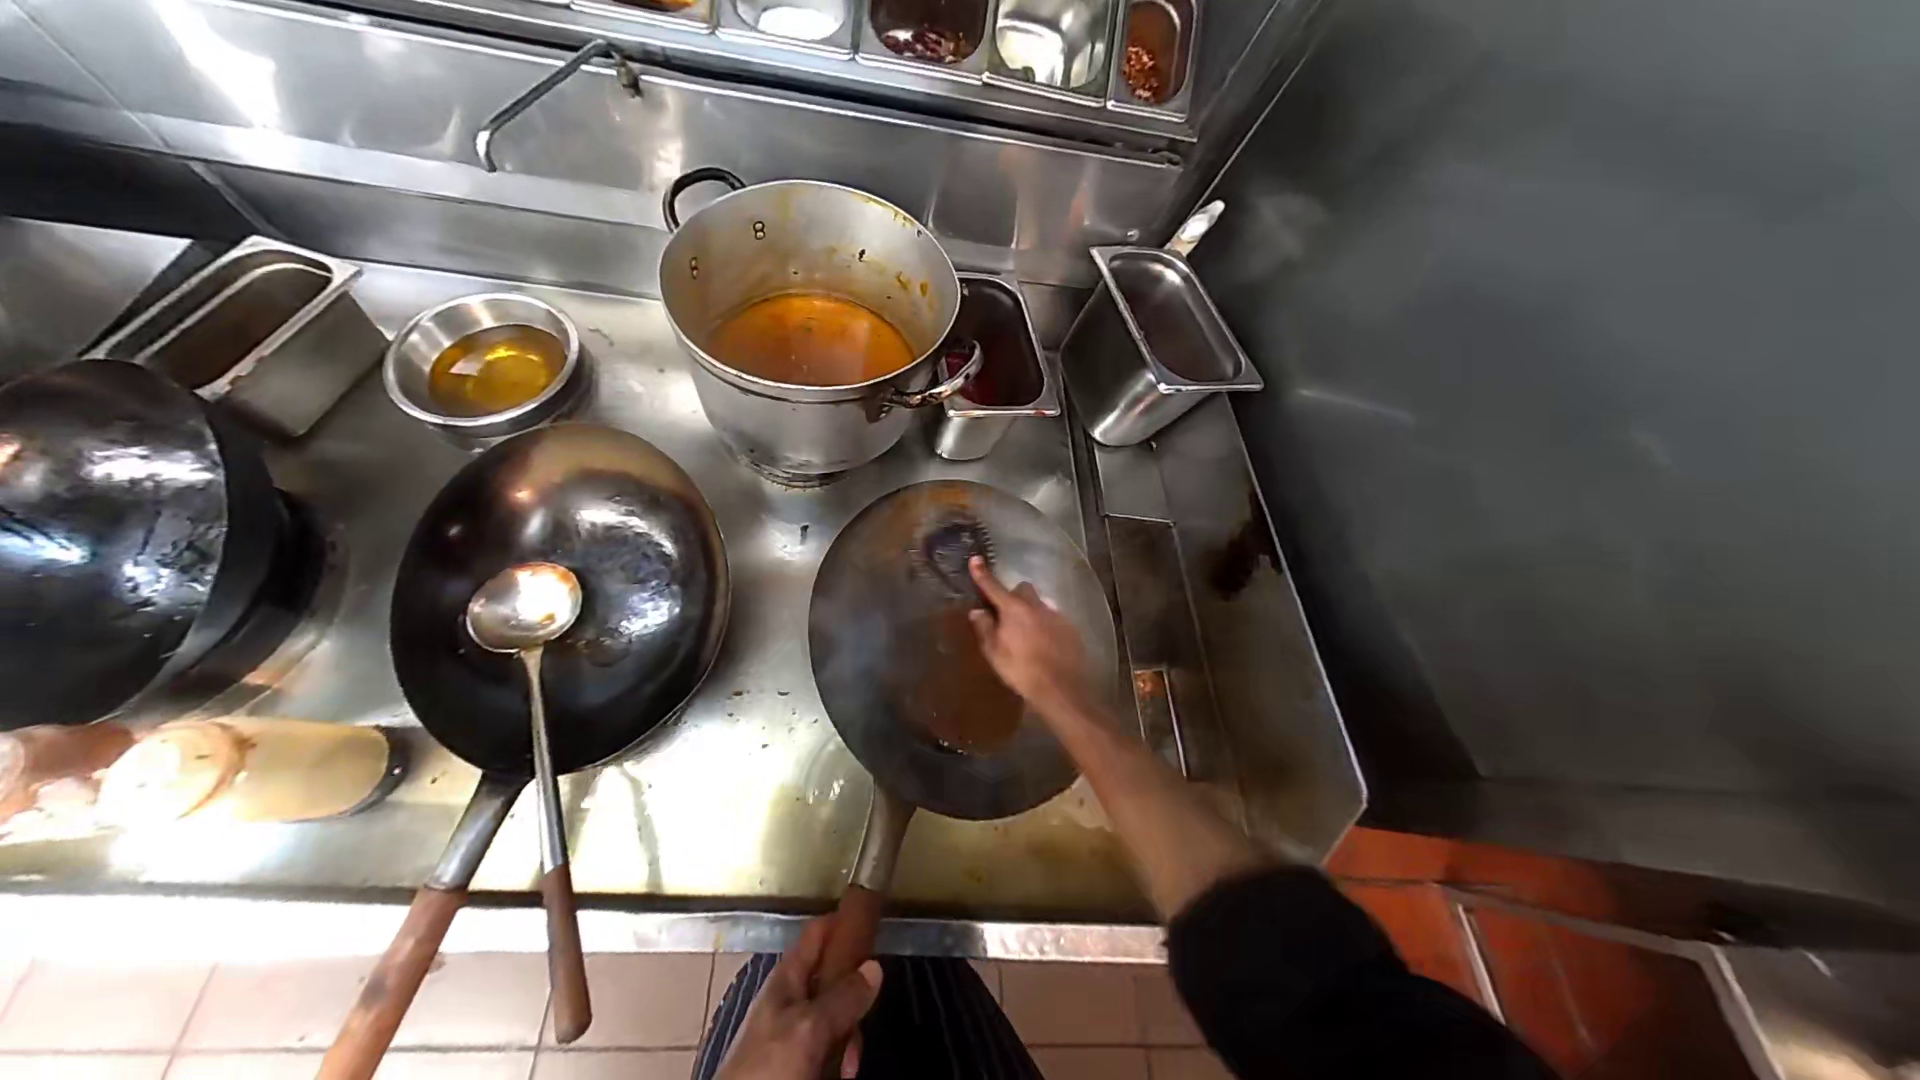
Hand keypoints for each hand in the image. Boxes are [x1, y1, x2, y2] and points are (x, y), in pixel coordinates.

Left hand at [713, 916, 883, 1079]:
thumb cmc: (769, 1069)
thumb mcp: (809, 1028)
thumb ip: (842, 996)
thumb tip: (875, 965)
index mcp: (787, 978)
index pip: (819, 933)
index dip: (844, 922)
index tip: (874, 924)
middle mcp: (792, 999)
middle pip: (835, 977)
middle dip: (855, 994)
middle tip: (865, 1014)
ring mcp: (794, 1033)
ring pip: (837, 1016)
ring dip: (851, 1036)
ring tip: (849, 1064)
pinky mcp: (799, 1062)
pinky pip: (832, 1047)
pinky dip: (841, 1060)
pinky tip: (843, 1074)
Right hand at [967, 556, 1096, 722]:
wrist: (1060, 688)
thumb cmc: (1020, 670)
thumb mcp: (994, 652)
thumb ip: (984, 628)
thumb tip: (977, 612)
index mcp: (1014, 609)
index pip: (993, 586)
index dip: (982, 573)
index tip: (976, 559)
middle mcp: (1036, 606)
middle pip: (1023, 589)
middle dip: (1014, 595)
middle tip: (1006, 613)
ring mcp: (1056, 615)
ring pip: (1040, 604)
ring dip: (1031, 611)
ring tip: (1027, 632)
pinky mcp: (1071, 628)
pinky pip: (1054, 618)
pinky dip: (1046, 624)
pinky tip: (1044, 642)